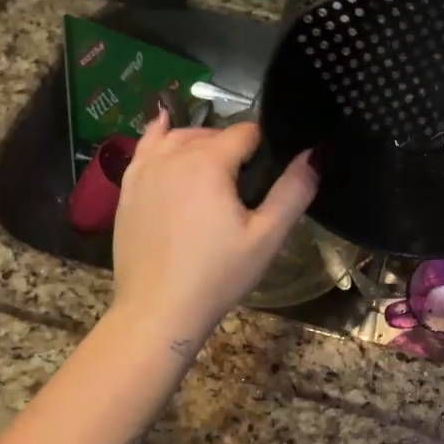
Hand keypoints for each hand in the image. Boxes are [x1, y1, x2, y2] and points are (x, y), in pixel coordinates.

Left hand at [108, 115, 316, 338]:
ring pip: (180, 136)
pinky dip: (161, 137)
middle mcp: (173, 155)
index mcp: (209, 161)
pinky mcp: (128, 188)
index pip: (246, 132)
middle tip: (245, 189)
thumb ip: (294, 190)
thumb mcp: (267, 236)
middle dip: (233, 149)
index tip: (268, 176)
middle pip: (213, 133)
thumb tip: (316, 153)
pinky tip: (167, 133)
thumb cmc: (217, 275)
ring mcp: (144, 170)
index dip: (264, 148)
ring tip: (216, 173)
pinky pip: (146, 146)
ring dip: (201, 143)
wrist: (157, 312)